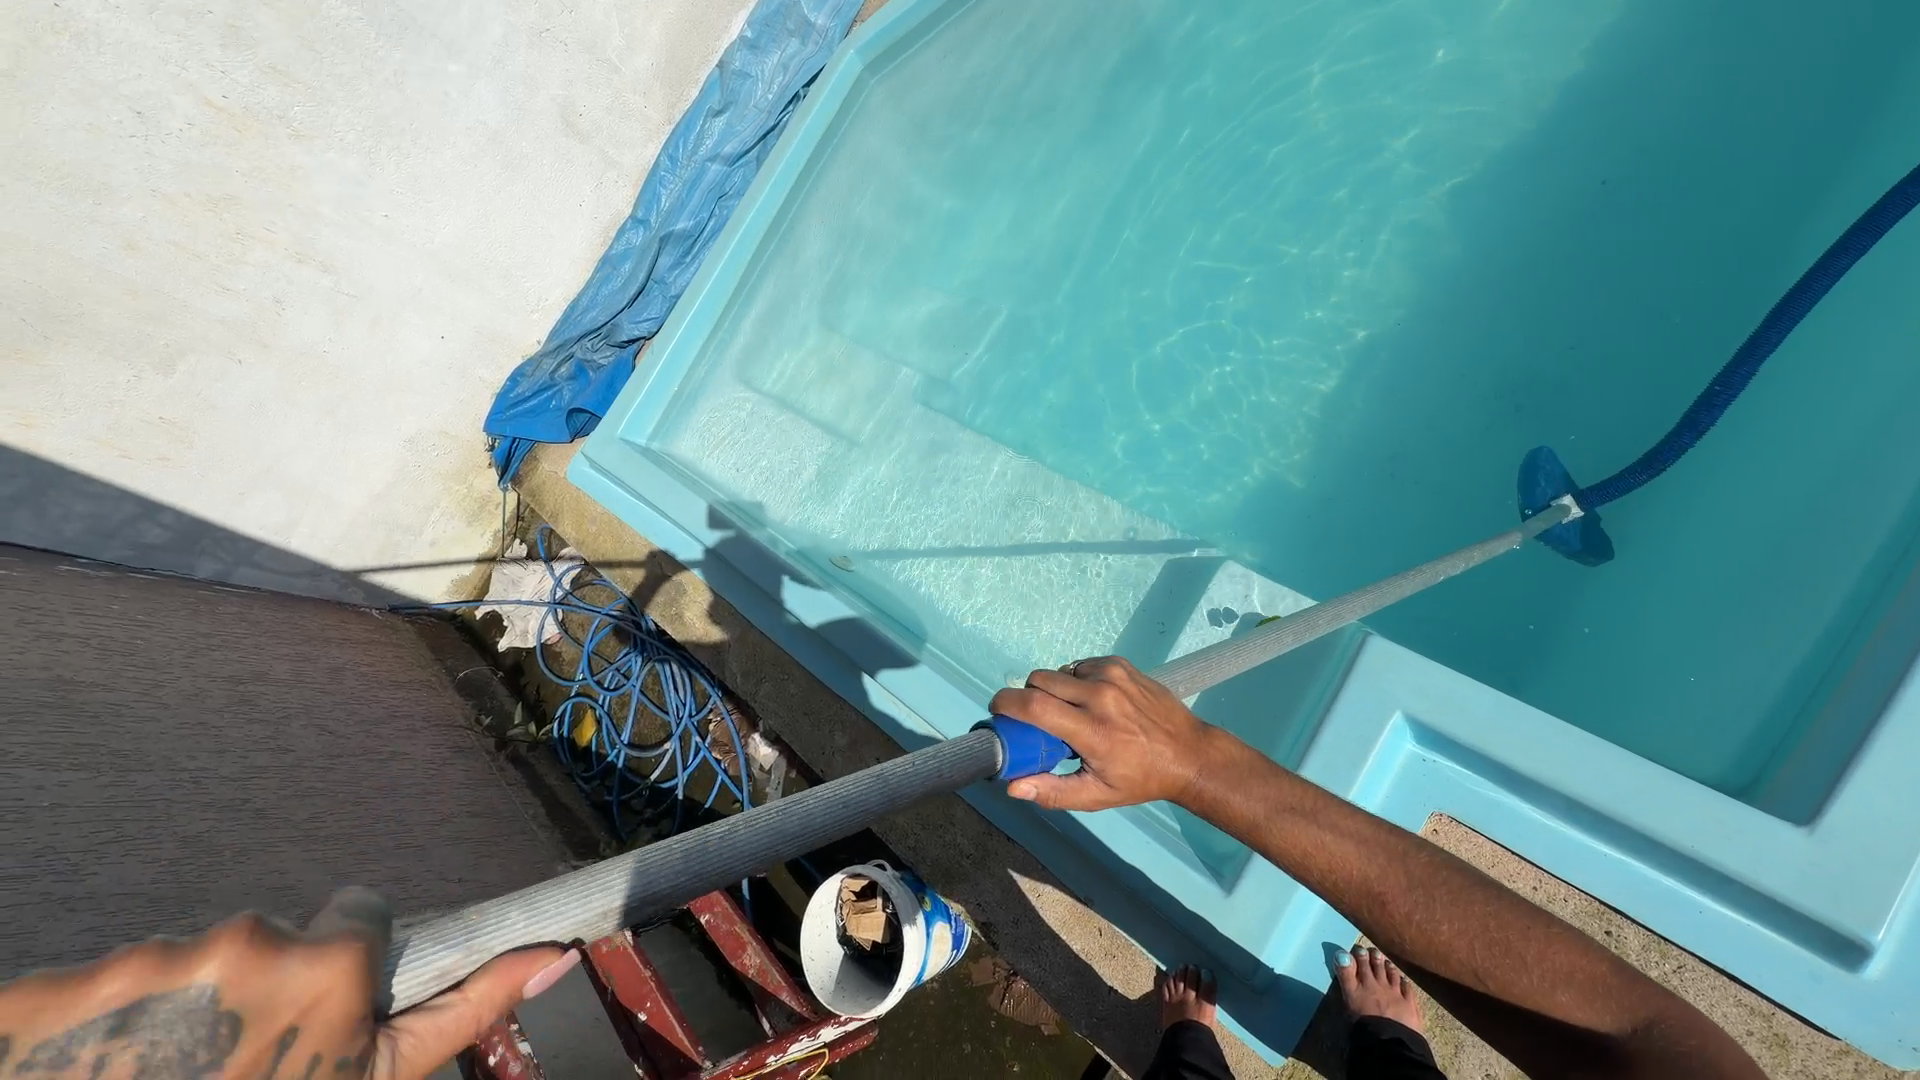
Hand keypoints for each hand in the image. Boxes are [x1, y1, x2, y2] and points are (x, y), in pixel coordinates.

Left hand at [0, 888, 578, 1079]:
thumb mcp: (379, 1076)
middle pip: (261, 935)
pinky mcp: (35, 995)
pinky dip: (69, 1026)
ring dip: (158, 1010)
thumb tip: (559, 954)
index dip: (339, 962)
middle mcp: (243, 942)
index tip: (313, 1013)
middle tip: (223, 1060)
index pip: (354, 910)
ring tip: (146, 1070)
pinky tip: (78, 1066)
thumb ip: (466, 1006)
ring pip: (171, 959)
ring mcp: (136, 966)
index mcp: (328, 961)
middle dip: (247, 987)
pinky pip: (68, 984)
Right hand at [987, 655, 1220, 811]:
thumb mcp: (1096, 795)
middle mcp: (1100, 696)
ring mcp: (1112, 674)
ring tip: (1070, 711)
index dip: (1006, 703)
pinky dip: (1077, 679)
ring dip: (1055, 688)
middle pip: (1040, 680)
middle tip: (1036, 718)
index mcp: (1092, 730)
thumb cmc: (1139, 779)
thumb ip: (1052, 792)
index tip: (997, 709)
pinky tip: (1092, 699)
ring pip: (1060, 671)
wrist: (1189, 753)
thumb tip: (1012, 787)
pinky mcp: (1121, 664)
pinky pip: (1081, 665)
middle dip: (1028, 696)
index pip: (1034, 706)